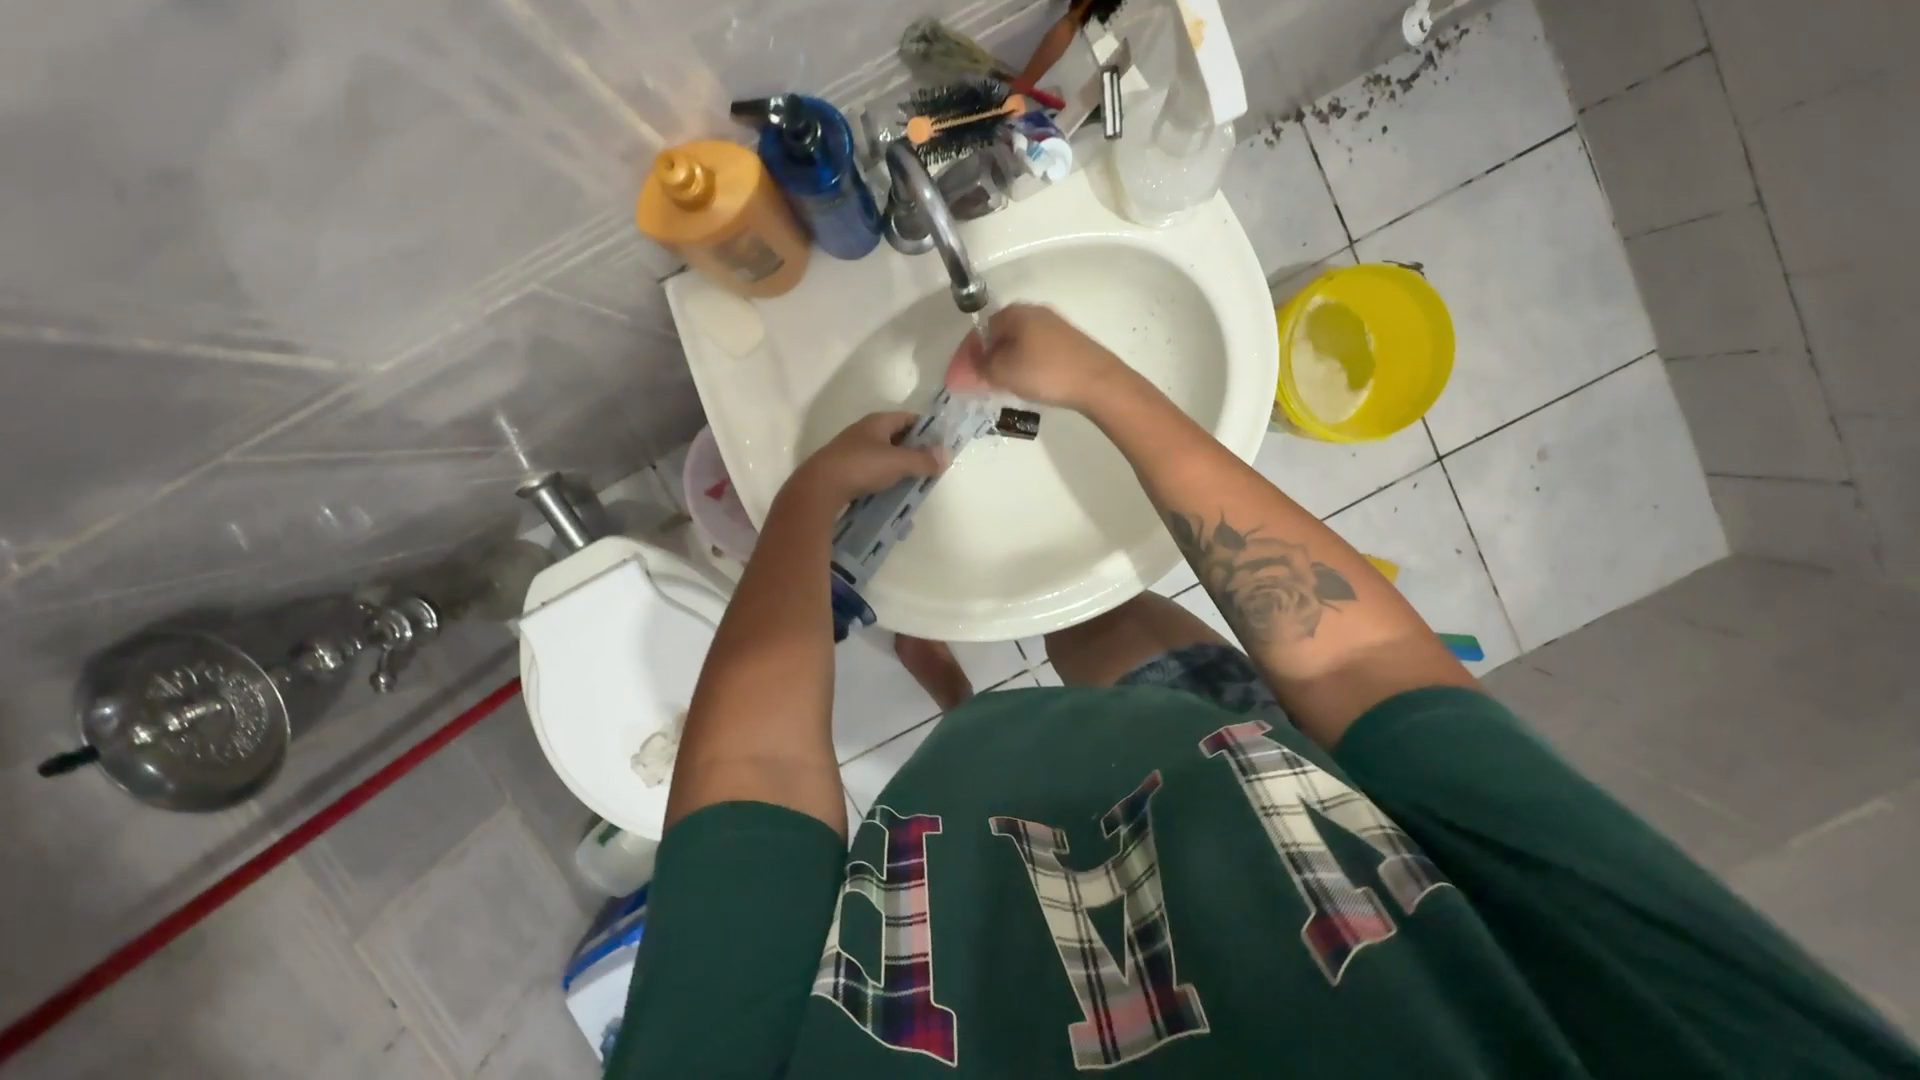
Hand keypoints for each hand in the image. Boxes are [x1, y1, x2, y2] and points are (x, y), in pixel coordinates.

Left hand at [784, 411, 945, 509]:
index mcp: (877, 422)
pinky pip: (872, 473)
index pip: (908, 418)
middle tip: (931, 468)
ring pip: (884, 457)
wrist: (819, 487)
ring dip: (900, 468)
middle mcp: (864, 432)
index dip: (926, 429)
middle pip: (897, 438)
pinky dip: (885, 480)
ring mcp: (853, 451)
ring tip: (914, 484)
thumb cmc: (861, 466)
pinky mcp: (845, 471)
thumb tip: (946, 455)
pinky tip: (891, 494)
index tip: (940, 445)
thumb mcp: (898, 462)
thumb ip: (923, 460)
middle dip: (914, 452)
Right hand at [944, 304, 1125, 409]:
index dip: (965, 356)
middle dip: (984, 360)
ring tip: (997, 388)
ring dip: (1003, 364)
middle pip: (998, 336)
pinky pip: (1034, 352)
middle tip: (976, 385)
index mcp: (1014, 313)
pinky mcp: (1068, 344)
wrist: (1098, 382)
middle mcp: (1034, 313)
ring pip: (1017, 345)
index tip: (958, 380)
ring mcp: (1053, 327)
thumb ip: (979, 370)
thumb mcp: (1004, 372)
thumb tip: (960, 372)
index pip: (979, 331)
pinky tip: (1024, 383)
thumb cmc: (1046, 372)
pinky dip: (1022, 366)